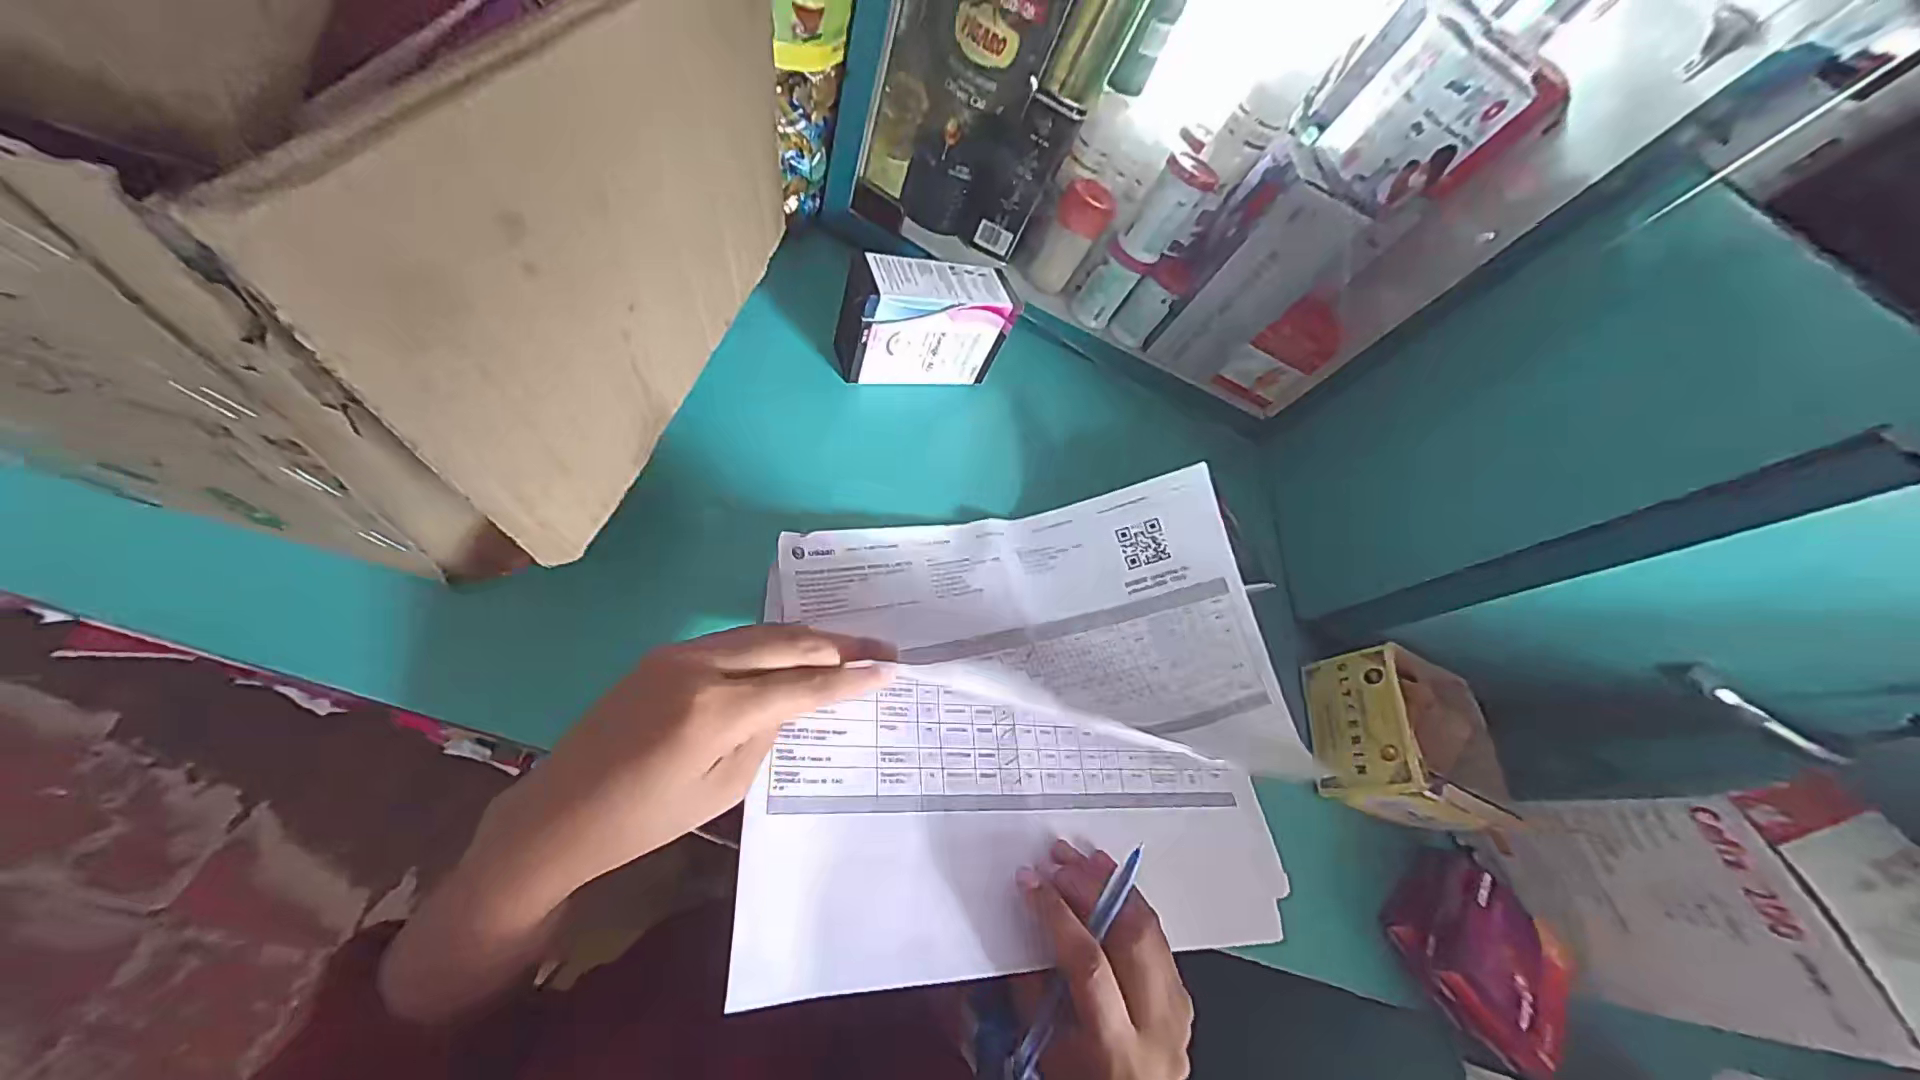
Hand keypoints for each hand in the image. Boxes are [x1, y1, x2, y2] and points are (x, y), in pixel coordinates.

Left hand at [481, 624, 895, 892]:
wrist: (557, 813)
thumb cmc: (643, 821)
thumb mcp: (723, 789)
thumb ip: (767, 734)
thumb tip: (793, 698)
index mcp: (715, 711)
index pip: (802, 685)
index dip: (849, 678)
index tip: (889, 669)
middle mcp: (700, 667)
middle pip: (788, 643)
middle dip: (840, 645)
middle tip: (882, 648)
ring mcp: (679, 653)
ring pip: (763, 633)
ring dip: (809, 638)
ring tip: (849, 647)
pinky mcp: (666, 653)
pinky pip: (735, 640)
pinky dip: (773, 644)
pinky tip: (795, 652)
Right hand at [1015, 841, 1193, 1079]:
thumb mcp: (1046, 1046)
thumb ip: (1037, 983)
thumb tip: (1032, 914)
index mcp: (1118, 1049)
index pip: (1089, 964)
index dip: (1056, 915)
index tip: (1032, 882)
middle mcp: (1158, 1027)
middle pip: (1129, 935)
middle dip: (1090, 888)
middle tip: (1058, 863)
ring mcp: (1178, 1009)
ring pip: (1148, 926)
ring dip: (1111, 884)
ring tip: (1080, 858)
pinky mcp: (1182, 993)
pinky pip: (1156, 934)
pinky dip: (1129, 900)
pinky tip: (1108, 876)